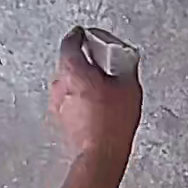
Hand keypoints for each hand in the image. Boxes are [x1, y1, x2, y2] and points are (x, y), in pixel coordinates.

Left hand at [49, 27, 141, 170]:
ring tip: (105, 92)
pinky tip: (99, 110)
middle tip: (104, 66)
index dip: (79, 35)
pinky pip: (71, 102)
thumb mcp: (129, 87)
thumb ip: (124, 67)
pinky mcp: (62, 120)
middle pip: (70, 64)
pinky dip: (82, 101)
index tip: (84, 33)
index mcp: (73, 69)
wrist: (100, 153)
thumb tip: (126, 60)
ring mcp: (58, 103)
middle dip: (86, 63)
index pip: (71, 42)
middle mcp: (60, 84)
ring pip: (70, 84)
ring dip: (84, 84)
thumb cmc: (112, 121)